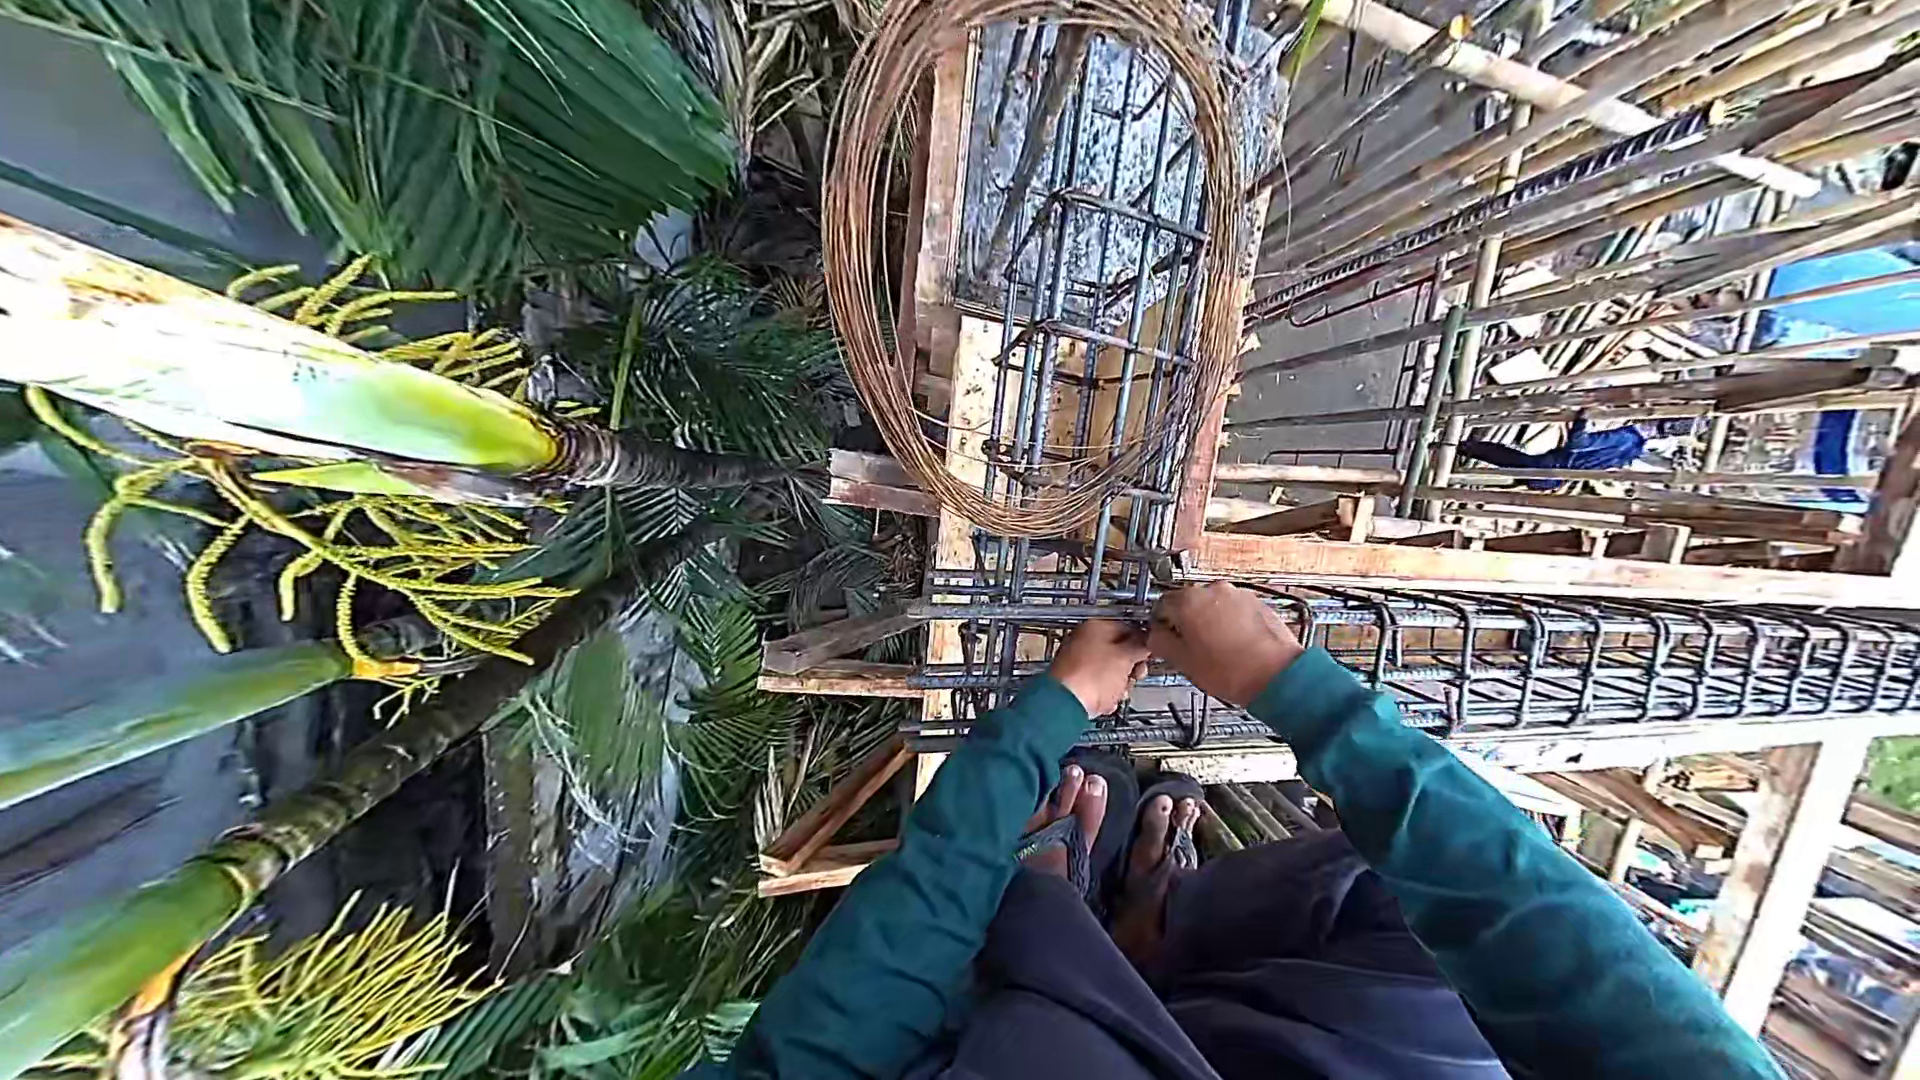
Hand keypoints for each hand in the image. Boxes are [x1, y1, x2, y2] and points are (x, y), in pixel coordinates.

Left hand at [1050, 620, 1151, 716]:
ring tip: (1118, 691)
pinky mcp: (1075, 682)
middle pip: (1119, 653)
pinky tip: (1105, 701)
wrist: (1067, 703)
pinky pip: (1098, 687)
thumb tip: (1146, 642)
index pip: (1127, 629)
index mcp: (1095, 627)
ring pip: (1111, 672)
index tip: (1147, 656)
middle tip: (1134, 675)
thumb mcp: (1126, 657)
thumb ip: (1139, 646)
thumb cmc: (1091, 677)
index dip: (1141, 644)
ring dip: (1120, 685)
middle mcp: (1083, 641)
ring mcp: (1078, 662)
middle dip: (1130, 668)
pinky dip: (1105, 695)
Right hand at [1148, 582, 1304, 706]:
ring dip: (1209, 622)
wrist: (1278, 676)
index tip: (1166, 637)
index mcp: (1188, 601)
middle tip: (1191, 647)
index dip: (1161, 625)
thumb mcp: (1181, 661)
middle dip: (1186, 622)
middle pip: (1187, 603)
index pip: (1161, 605)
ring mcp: (1238, 595)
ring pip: (1212, 606)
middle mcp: (1212, 591)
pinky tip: (1233, 645)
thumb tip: (1155, 634)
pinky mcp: (1257, 603)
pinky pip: (1234, 610)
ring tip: (1216, 649)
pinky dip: (1230, 623)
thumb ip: (1159, 641)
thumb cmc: (1234, 671)